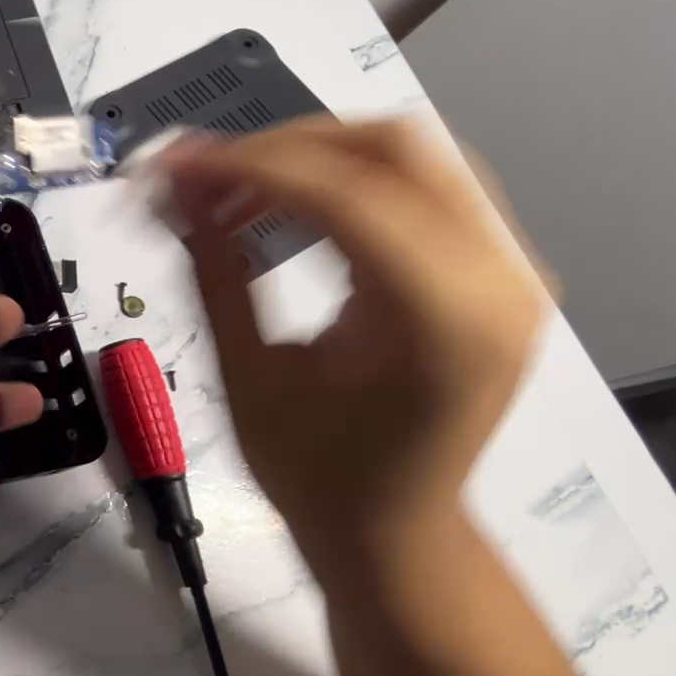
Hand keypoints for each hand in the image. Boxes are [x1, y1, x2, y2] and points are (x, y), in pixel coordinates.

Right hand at [163, 118, 544, 568]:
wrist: (392, 528)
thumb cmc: (313, 474)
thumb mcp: (248, 378)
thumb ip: (215, 274)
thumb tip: (172, 194)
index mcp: (441, 321)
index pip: (347, 196)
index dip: (247, 167)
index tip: (169, 167)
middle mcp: (498, 278)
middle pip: (393, 147)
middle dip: (281, 147)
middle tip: (200, 176)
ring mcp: (506, 268)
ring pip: (408, 155)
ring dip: (309, 158)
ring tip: (231, 192)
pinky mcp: (488, 268)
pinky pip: (416, 187)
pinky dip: (339, 181)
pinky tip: (280, 210)